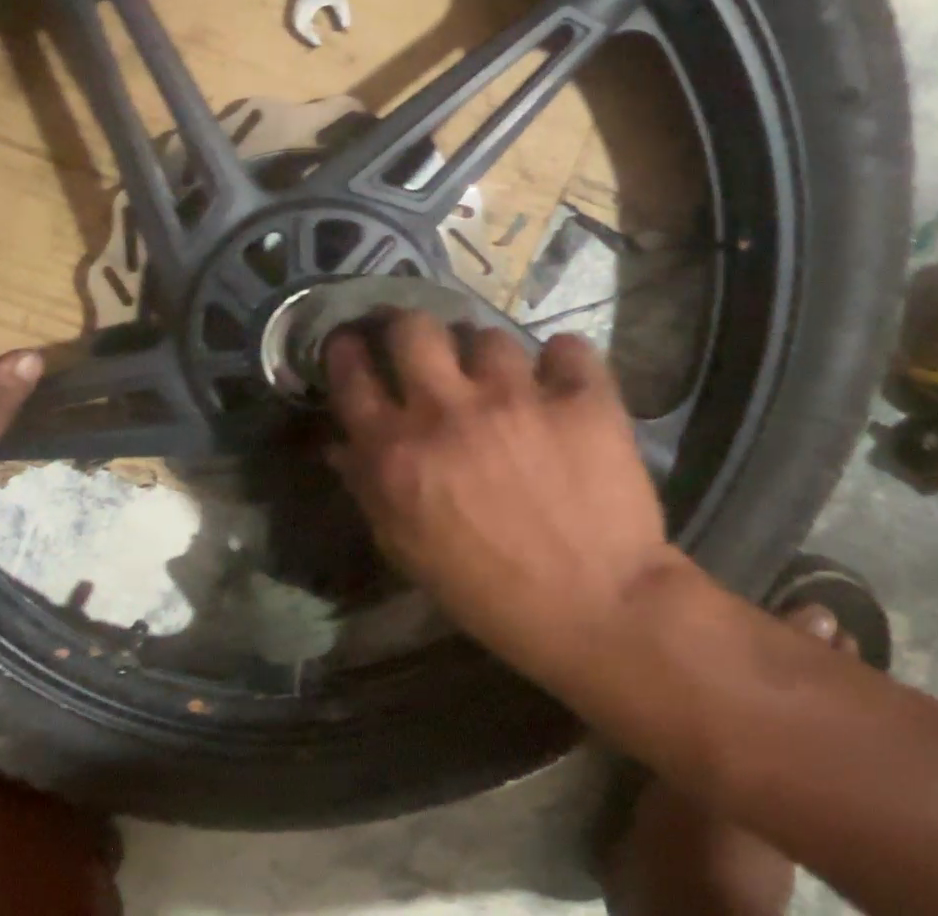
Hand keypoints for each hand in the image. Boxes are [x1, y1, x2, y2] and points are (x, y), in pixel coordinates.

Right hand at [324, 315, 682, 671]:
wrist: (595, 609)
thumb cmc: (486, 592)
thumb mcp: (407, 550)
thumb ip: (370, 489)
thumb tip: (342, 446)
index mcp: (396, 452)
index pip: (352, 376)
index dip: (345, 351)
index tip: (351, 345)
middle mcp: (447, 409)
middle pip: (412, 327)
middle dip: (409, 330)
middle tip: (422, 348)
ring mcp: (516, 398)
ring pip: (488, 335)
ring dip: (487, 356)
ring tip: (501, 381)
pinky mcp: (580, 398)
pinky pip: (566, 348)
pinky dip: (561, 363)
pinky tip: (560, 385)